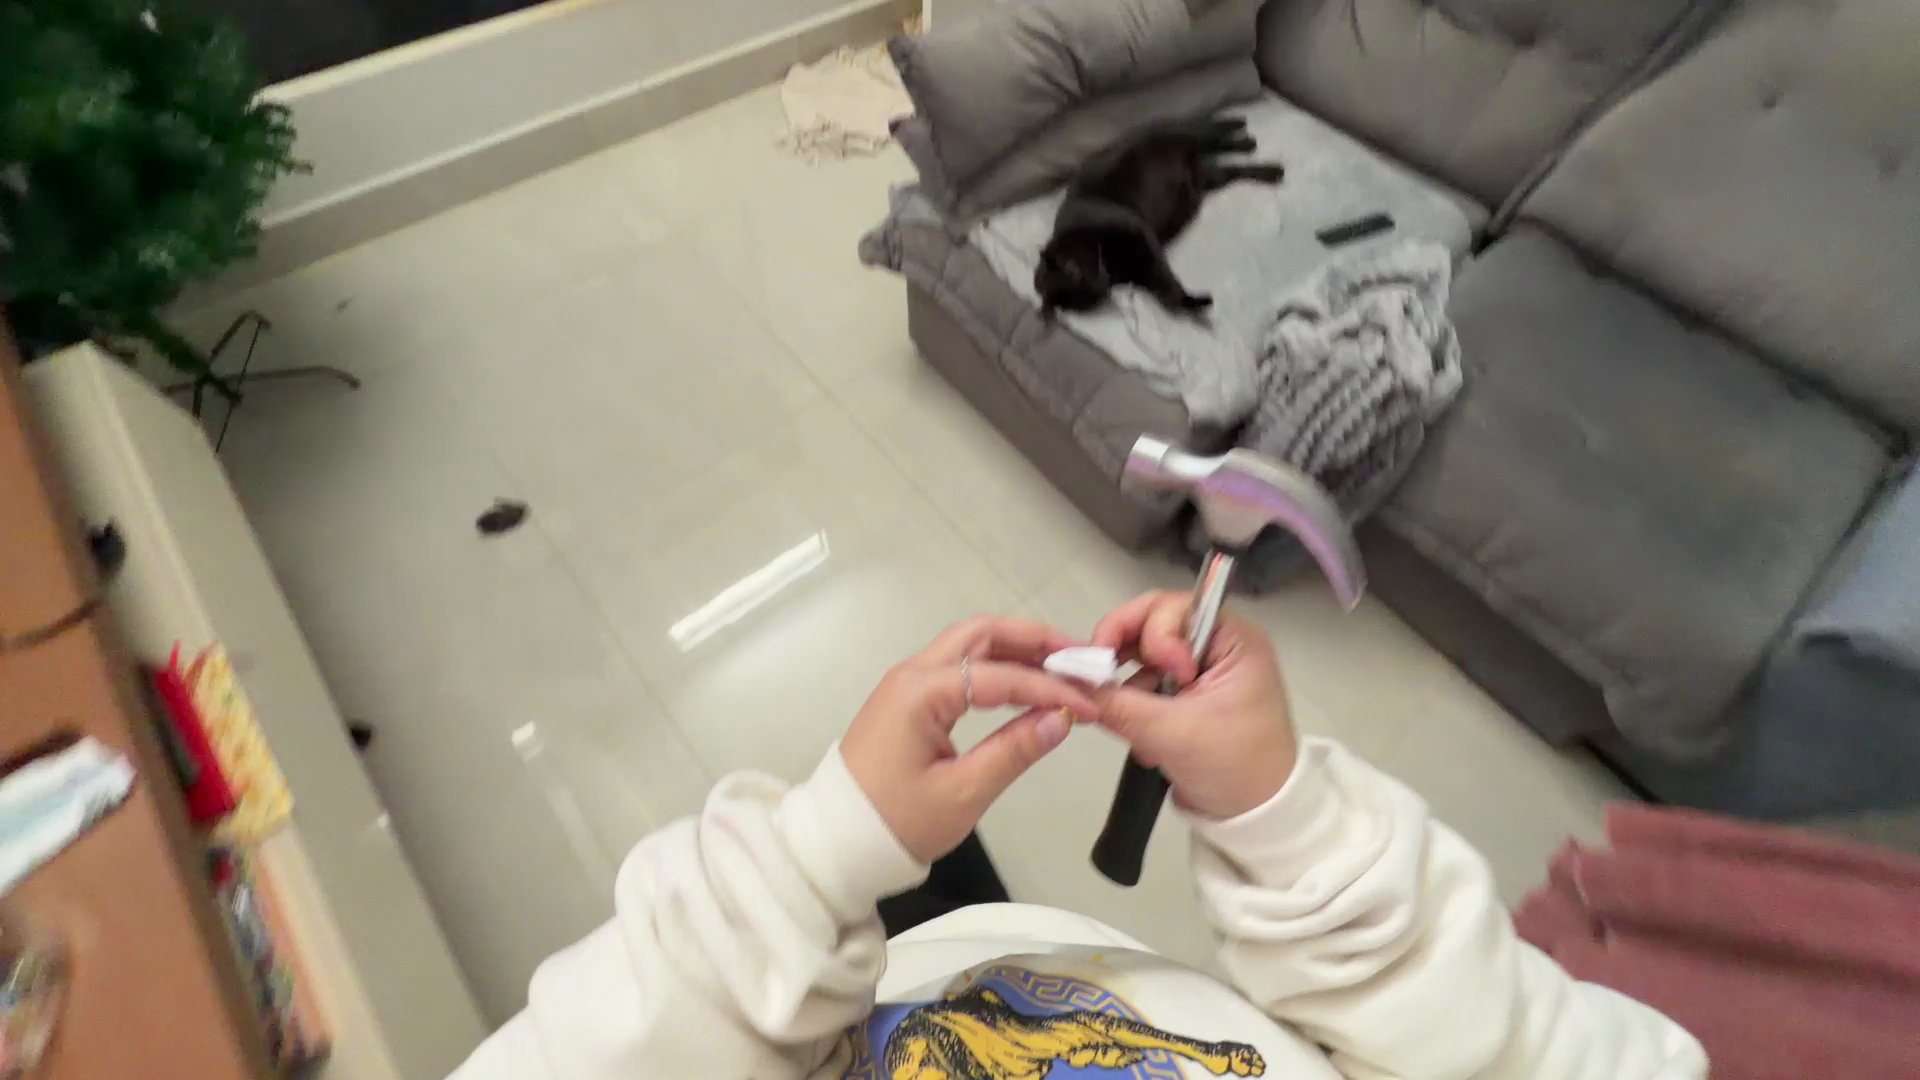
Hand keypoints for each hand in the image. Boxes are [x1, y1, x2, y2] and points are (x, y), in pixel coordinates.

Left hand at [841, 616, 1096, 862]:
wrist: (836, 842)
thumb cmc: (897, 822)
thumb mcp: (962, 793)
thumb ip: (1014, 750)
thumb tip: (1061, 720)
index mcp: (923, 690)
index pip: (1001, 676)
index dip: (1050, 689)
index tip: (1089, 704)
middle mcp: (914, 672)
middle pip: (982, 633)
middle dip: (1033, 639)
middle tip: (1077, 659)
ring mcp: (909, 682)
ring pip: (970, 644)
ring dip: (1015, 648)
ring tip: (1060, 666)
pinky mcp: (909, 698)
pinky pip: (959, 666)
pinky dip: (996, 665)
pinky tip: (1022, 683)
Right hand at [1091, 591, 1297, 820]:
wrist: (1259, 820)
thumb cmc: (1232, 767)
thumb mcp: (1172, 734)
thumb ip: (1118, 703)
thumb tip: (1068, 681)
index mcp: (1233, 639)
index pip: (1174, 607)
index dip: (1150, 633)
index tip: (1148, 671)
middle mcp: (1218, 643)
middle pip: (1153, 622)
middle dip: (1125, 649)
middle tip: (1102, 676)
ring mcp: (1201, 666)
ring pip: (1144, 650)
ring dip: (1127, 679)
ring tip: (1125, 716)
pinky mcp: (1187, 691)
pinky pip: (1146, 676)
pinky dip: (1134, 699)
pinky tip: (1139, 734)